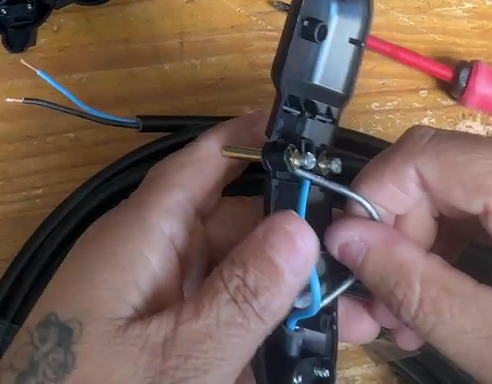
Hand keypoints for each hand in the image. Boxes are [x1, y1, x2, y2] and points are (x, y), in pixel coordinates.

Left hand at [0, 115, 318, 383]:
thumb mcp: (178, 358)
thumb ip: (241, 296)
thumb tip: (299, 225)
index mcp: (140, 233)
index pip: (200, 162)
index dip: (250, 138)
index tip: (306, 132)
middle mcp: (143, 252)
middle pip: (225, 220)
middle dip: (283, 230)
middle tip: (350, 248)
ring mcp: (143, 296)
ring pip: (222, 272)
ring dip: (273, 287)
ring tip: (337, 305)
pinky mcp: (144, 334)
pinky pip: (204, 312)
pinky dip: (245, 325)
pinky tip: (288, 349)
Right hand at [326, 128, 491, 383]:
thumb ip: (417, 288)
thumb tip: (338, 237)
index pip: (428, 157)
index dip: (373, 198)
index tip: (345, 254)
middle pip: (439, 165)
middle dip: (397, 228)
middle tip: (376, 301)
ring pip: (454, 179)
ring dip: (420, 237)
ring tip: (406, 310)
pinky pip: (484, 193)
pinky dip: (453, 236)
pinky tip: (443, 288)